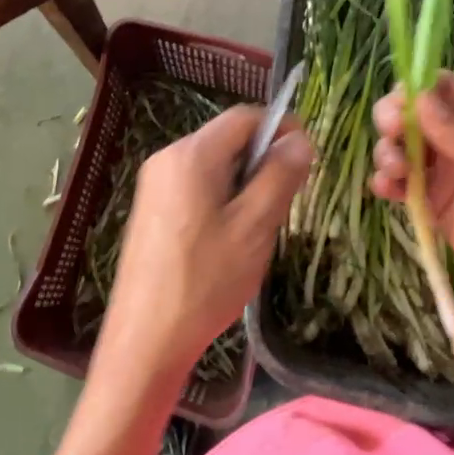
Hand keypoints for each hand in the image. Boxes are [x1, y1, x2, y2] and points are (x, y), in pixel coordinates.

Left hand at [98, 105, 313, 374]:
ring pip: (213, 166)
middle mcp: (167, 157)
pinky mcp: (150, 209)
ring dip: (243, 184)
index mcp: (191, 154)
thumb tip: (300, 140)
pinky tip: (230, 241)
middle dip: (261, 161)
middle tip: (286, 203)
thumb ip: (279, 178)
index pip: (243, 117)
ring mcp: (154, 183)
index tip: (308, 158)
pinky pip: (195, 187)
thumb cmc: (205, 281)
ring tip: (259, 229)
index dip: (280, 128)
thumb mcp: (254, 228)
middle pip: (226, 140)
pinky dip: (220, 200)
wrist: (146, 337)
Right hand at [369, 72, 453, 310]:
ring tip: (394, 174)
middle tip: (391, 136)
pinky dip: (385, 181)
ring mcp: (440, 169)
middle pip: (411, 113)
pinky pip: (398, 180)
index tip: (397, 106)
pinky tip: (385, 191)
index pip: (441, 87)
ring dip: (387, 152)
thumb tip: (417, 96)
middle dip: (393, 121)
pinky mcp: (427, 198)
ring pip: (399, 145)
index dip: (414, 88)